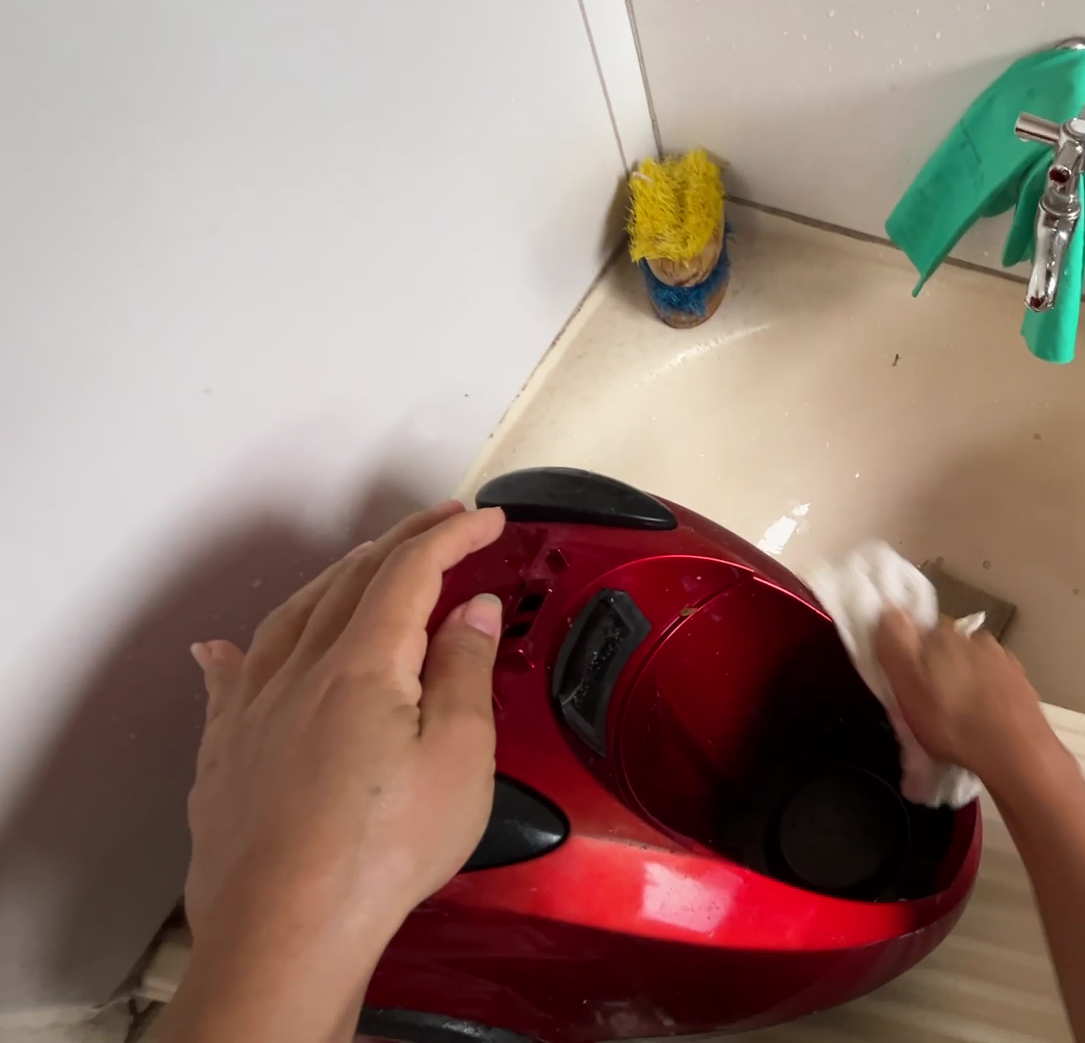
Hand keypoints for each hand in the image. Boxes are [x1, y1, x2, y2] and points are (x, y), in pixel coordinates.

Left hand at [182, 501, 505, 970]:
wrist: (290, 936)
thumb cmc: (387, 846)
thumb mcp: (461, 752)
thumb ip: (464, 670)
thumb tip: (473, 610)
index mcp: (361, 670)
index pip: (409, 574)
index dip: (452, 536)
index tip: (489, 519)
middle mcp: (297, 677)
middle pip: (351, 582)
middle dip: (404, 541)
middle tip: (447, 521)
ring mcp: (252, 715)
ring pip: (292, 617)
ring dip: (340, 576)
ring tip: (373, 559)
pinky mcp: (225, 757)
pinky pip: (228, 680)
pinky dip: (242, 648)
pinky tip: (225, 645)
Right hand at [873, 609, 1055, 787]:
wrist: (1016, 750)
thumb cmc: (952, 722)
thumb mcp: (907, 684)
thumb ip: (894, 643)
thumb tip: (888, 609)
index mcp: (943, 634)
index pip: (917, 633)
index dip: (909, 657)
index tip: (905, 684)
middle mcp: (975, 638)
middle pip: (945, 649)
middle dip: (936, 670)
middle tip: (929, 705)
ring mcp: (1001, 658)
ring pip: (971, 664)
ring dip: (963, 681)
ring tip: (958, 716)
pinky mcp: (1019, 681)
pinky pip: (993, 682)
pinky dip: (986, 694)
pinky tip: (983, 718)